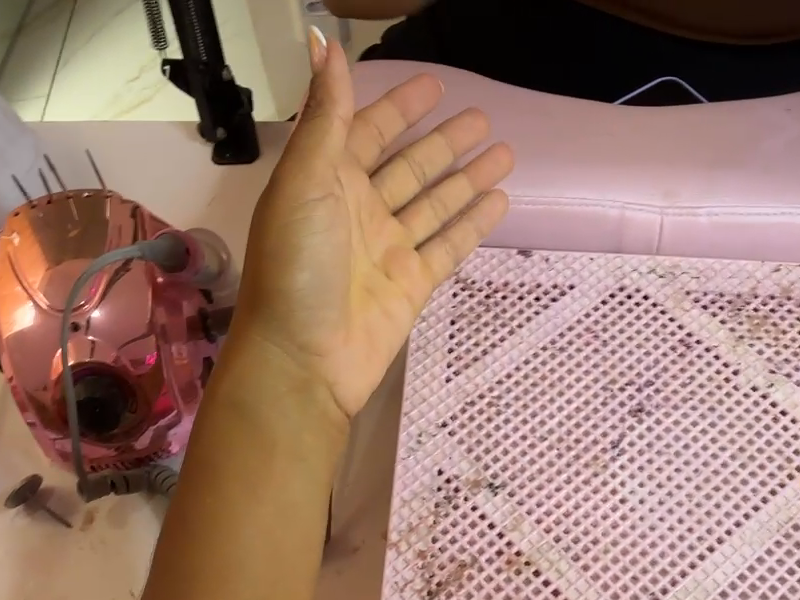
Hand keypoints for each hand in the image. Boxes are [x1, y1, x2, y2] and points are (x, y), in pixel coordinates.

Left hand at [228, 28, 512, 421]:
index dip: (398, 108)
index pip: (368, 132)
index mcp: (326, 182)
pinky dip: (472, 223)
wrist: (303, 358)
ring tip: (505, 152)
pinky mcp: (411, 285)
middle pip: (410, 167)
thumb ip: (325, 116)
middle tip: (483, 117)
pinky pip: (448, 246)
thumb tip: (323, 41)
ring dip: (466, 178)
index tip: (434, 85)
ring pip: (435, 204)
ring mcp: (388, 251)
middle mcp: (359, 212)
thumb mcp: (304, 181)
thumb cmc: (295, 267)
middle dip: (444, 142)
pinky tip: (498, 200)